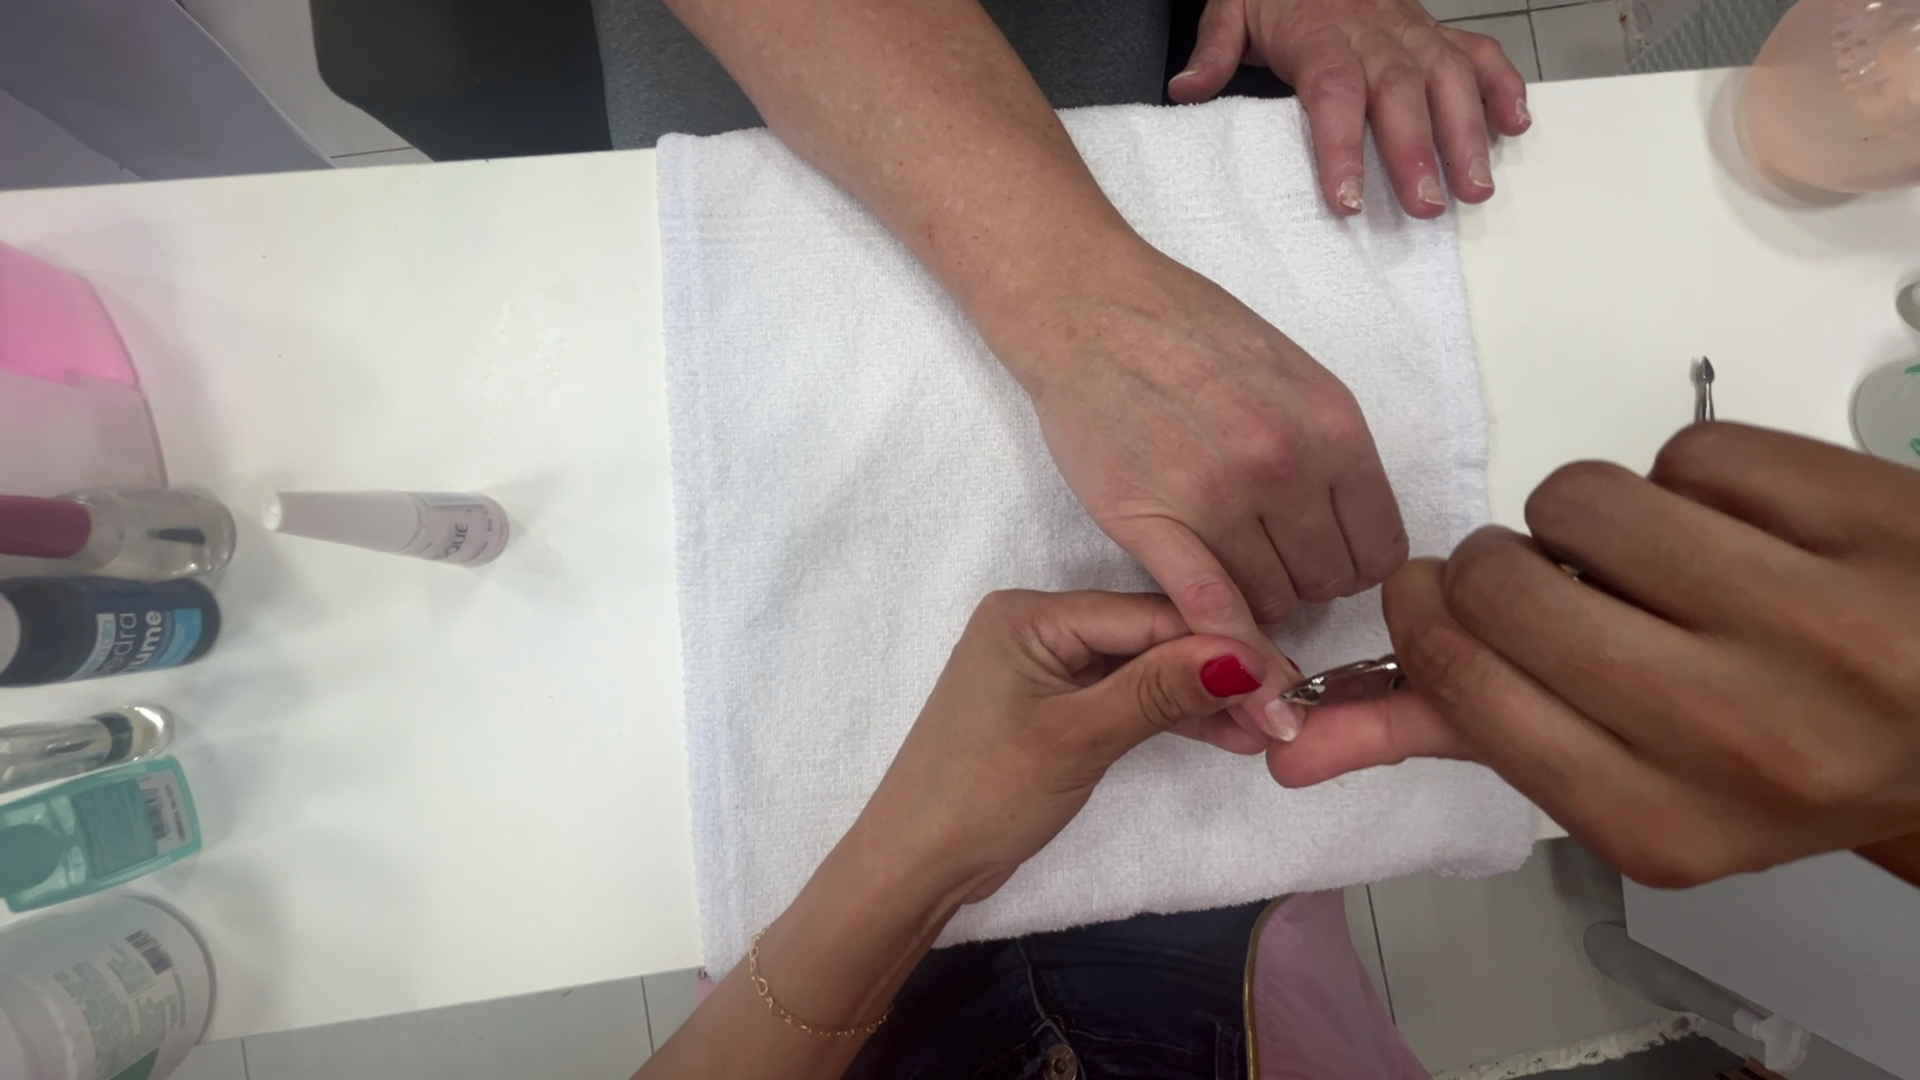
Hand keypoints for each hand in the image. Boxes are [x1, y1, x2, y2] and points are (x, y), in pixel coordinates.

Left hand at [852, 590, 1270, 903]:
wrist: (918, 861)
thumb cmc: (985, 792)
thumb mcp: (1077, 738)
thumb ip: (1158, 691)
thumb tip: (1246, 658)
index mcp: (1031, 613)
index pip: (1144, 615)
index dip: (1220, 646)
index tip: (1287, 682)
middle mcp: (1037, 625)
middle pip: (1144, 637)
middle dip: (1214, 672)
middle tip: (1286, 710)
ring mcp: (1044, 665)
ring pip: (1138, 668)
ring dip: (1196, 697)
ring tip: (1266, 730)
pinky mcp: (1051, 703)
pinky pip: (1119, 695)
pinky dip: (1164, 715)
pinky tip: (1222, 733)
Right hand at [998, 246, 1403, 748]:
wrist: (1087, 313)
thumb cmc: (1183, 330)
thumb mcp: (1286, 369)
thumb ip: (1324, 447)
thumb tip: (1336, 526)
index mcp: (1332, 426)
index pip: (1377, 549)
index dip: (1350, 570)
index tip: (1317, 566)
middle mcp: (1285, 466)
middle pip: (1323, 586)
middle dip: (1299, 589)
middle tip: (1260, 569)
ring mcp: (1217, 496)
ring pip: (1268, 603)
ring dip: (1252, 605)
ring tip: (1219, 572)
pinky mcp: (1149, 520)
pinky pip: (1206, 605)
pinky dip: (1226, 647)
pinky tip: (1235, 679)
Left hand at [1169, 0, 1530, 216]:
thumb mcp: (1233, 8)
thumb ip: (1213, 50)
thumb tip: (1188, 88)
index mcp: (1322, 34)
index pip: (1334, 94)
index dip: (1342, 147)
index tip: (1348, 200)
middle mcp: (1376, 31)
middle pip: (1401, 93)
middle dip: (1418, 152)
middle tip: (1426, 207)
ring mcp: (1411, 29)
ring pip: (1448, 77)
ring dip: (1468, 133)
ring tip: (1475, 188)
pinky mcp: (1432, 31)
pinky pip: (1476, 51)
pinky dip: (1500, 84)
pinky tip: (1514, 124)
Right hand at [1272, 424, 1919, 887]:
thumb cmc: (1742, 755)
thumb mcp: (1586, 766)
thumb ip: (1434, 736)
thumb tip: (1284, 748)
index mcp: (1654, 821)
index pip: (1453, 672)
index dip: (1423, 610)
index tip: (1436, 592)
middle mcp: (1748, 744)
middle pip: (1499, 579)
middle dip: (1495, 563)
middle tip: (1546, 581)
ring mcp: (1841, 633)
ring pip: (1581, 500)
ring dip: (1585, 517)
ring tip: (1648, 560)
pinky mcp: (1902, 528)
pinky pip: (1692, 451)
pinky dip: (1690, 479)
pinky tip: (1742, 531)